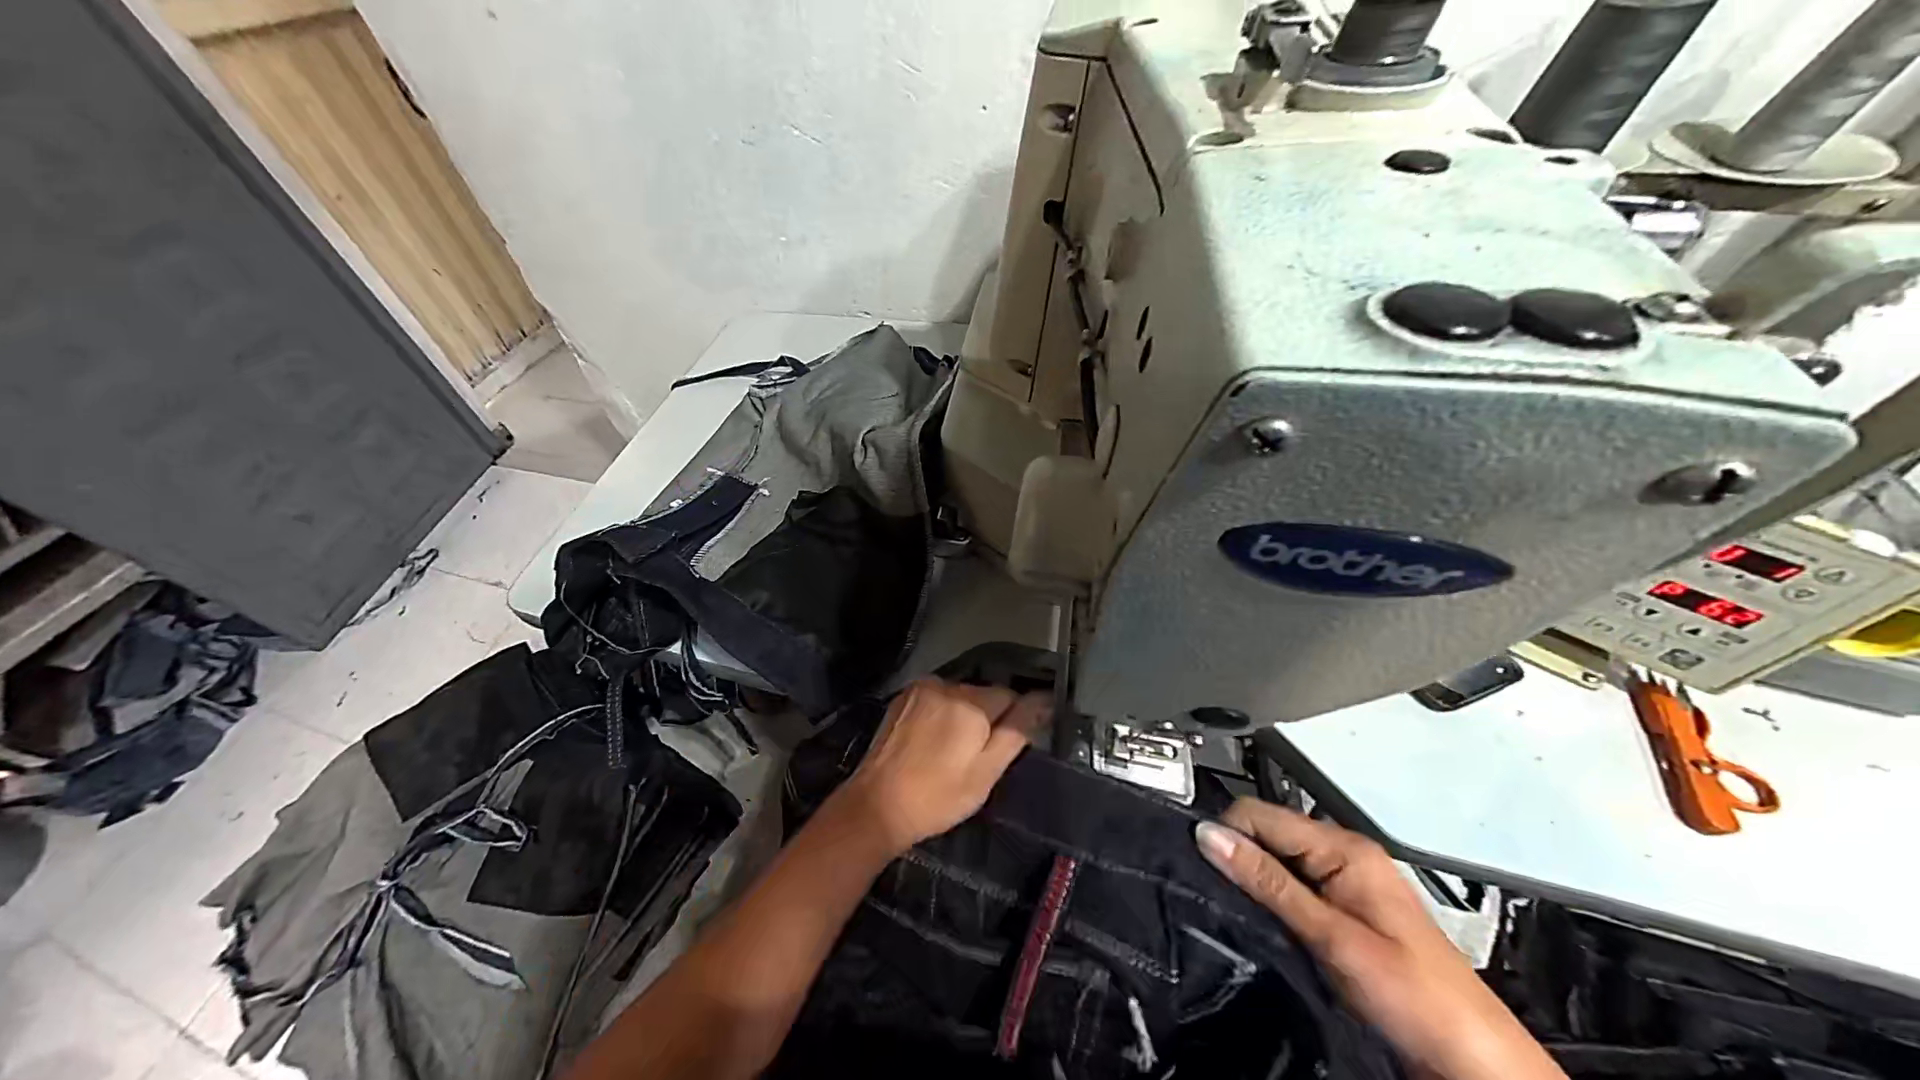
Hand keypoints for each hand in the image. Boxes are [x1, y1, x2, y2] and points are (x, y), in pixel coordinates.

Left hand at [831, 678, 1048, 854]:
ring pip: (959, 697)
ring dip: (963, 717)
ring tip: (950, 754)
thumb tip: (1044, 700)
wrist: (877, 805)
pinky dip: (941, 715)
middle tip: (975, 760)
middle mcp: (946, 685)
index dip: (1013, 723)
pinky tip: (931, 745)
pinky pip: (936, 699)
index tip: (1004, 750)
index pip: (1011, 697)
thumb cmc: (938, 796)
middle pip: (984, 695)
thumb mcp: (986, 772)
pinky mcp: (903, 698)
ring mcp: (921, 689)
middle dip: (987, 720)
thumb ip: (1017, 731)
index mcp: (971, 703)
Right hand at [1196, 799, 1565, 1079]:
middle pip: (1265, 834)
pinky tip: (1261, 926)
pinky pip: (1288, 890)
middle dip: (1236, 858)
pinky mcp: (1340, 913)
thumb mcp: (1333, 938)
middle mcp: (1342, 856)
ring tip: (1235, 914)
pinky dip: (1268, 903)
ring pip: (1274, 863)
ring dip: (1251, 882)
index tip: (1201, 869)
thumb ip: (1269, 882)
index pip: (1259, 813)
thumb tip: (1209, 835)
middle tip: (1214, 897)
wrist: (1475, 1065)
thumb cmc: (1417, 999)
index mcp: (1344, 848)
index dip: (1226, 836)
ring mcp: (1342, 885)